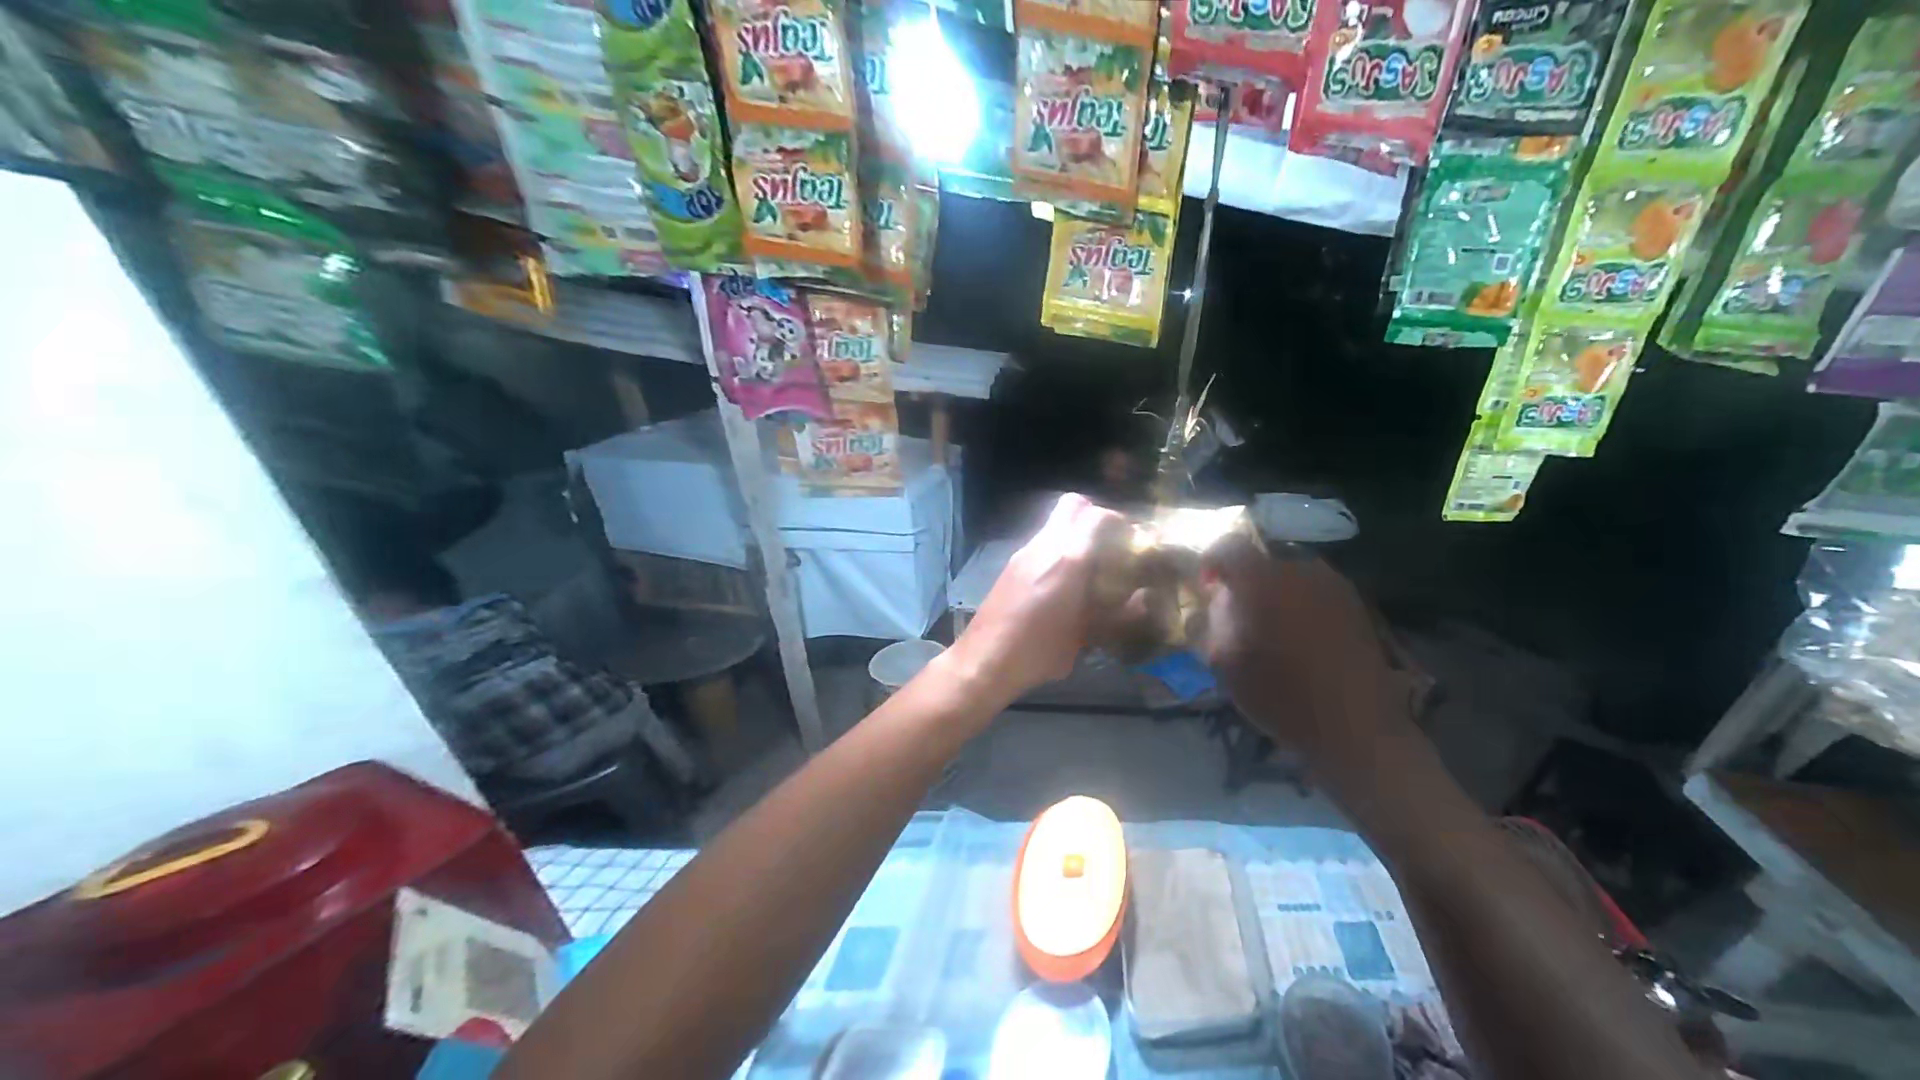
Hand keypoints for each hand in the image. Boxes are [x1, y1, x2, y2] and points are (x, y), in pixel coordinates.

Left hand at [950, 493, 1122, 704]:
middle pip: (1073, 505)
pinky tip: (1064, 580)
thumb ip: (1119, 615)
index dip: (1119, 523)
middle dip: (1096, 518)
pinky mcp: (1011, 565)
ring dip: (1076, 533)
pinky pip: (1041, 541)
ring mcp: (1023, 553)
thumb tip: (1144, 599)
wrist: (983, 661)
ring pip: (1055, 522)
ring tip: (1089, 565)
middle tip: (1109, 545)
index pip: (1097, 516)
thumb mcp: (1085, 638)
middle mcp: (1044, 546)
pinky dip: (1058, 547)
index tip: (1131, 543)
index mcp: (1067, 561)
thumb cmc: (1038, 653)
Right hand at [1200, 540, 1410, 764]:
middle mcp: (1300, 570)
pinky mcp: (1356, 605)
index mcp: (1262, 580)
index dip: (1211, 563)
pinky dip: (1300, 605)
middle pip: (1261, 561)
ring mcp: (1334, 585)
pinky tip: (1301, 640)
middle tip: (1238, 615)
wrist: (1356, 726)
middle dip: (1245, 582)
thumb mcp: (1224, 661)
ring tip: (1271, 630)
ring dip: (1275, 594)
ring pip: (1290, 577)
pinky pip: (1315, 592)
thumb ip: (1214, 619)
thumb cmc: (1279, 694)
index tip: (1207, 589)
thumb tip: (1220, 598)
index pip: (1228, 546)